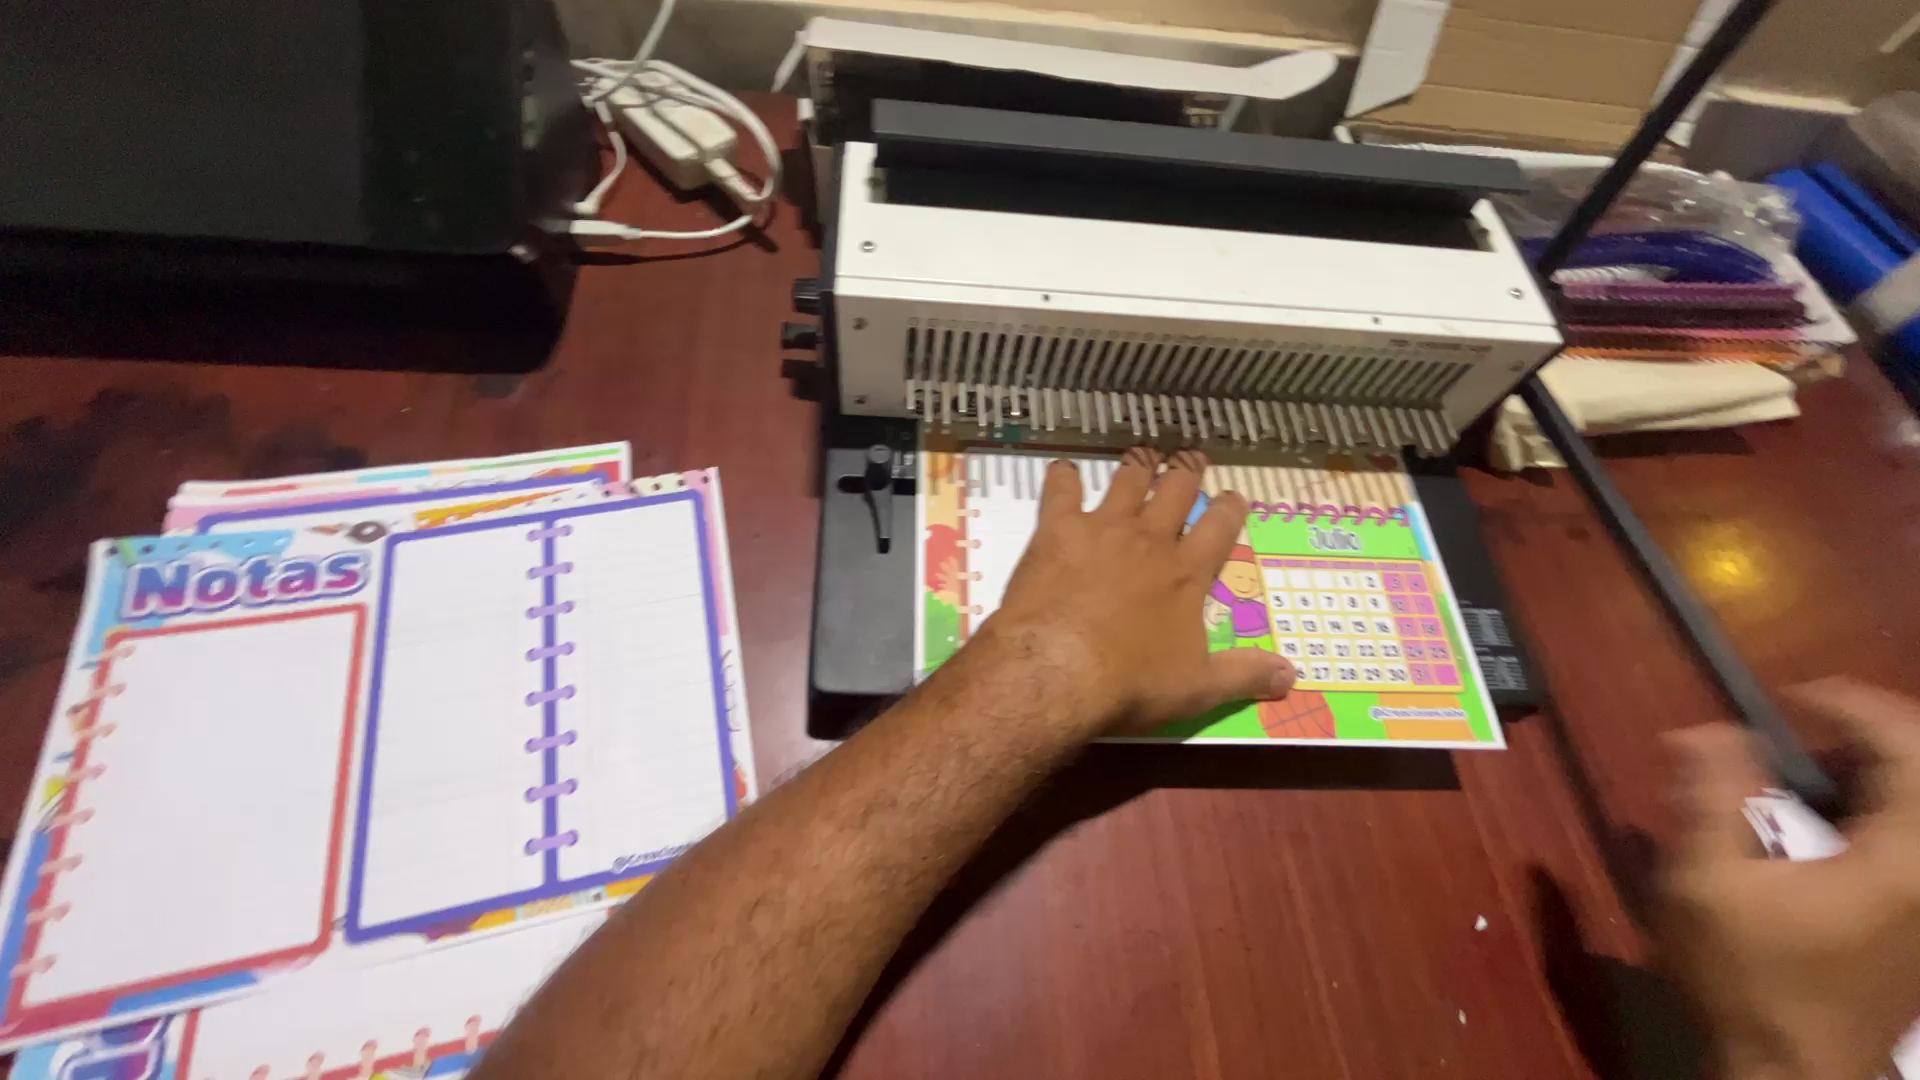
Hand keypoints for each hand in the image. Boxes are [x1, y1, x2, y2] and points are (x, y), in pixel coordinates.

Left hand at [965, 447, 1294, 737]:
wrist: (1059, 667)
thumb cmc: (1130, 682)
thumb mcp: (1197, 688)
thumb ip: (1242, 675)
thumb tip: (1290, 676)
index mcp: (1186, 573)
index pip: (1220, 528)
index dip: (1230, 508)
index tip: (1233, 497)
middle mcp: (1150, 540)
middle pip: (1176, 490)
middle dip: (1186, 471)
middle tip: (1189, 458)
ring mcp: (1103, 529)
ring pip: (1128, 480)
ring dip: (1137, 465)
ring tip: (1142, 454)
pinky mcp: (1058, 529)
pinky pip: (1061, 489)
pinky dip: (1062, 476)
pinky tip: (1062, 470)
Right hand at [1659, 679, 1919, 1079]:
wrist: (1789, 1058)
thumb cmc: (1744, 968)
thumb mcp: (1704, 881)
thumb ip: (1708, 800)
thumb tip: (1705, 729)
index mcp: (1902, 862)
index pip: (1911, 757)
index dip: (1859, 710)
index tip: (1791, 695)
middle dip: (1876, 730)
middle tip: (1802, 716)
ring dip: (1877, 764)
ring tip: (1806, 750)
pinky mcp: (1917, 912)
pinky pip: (1912, 831)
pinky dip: (1877, 798)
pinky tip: (1822, 804)